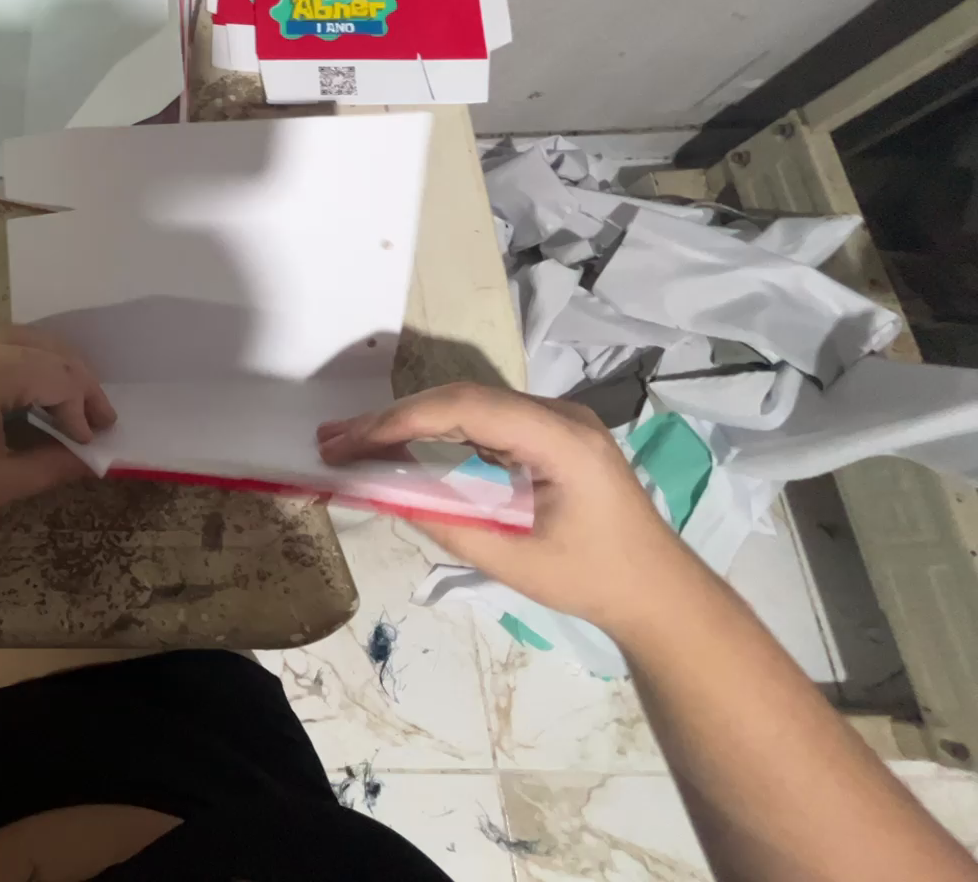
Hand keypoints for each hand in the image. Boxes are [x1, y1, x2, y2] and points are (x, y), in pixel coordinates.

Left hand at [0, 321, 114, 547]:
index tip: (92, 442)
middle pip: (47, 347)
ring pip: (18, 339)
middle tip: (93, 419)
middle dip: (77, 382)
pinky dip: (14, 362)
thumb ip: (52, 465)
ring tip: (60, 407)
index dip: (85, 408)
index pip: (61, 376)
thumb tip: (89, 459)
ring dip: (47, 369)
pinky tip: (15, 395)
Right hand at [315, 383, 710, 634]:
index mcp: (562, 441)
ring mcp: (549, 420)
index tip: (349, 442)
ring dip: (403, 420)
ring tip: (349, 440)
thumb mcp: (511, 559)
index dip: (400, 420)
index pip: (466, 409)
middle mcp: (556, 416)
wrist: (659, 592)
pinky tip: (393, 442)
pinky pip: (473, 419)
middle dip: (389, 418)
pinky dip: (427, 429)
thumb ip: (441, 520)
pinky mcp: (538, 433)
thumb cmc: (591, 580)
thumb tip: (374, 490)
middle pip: (458, 398)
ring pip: (460, 404)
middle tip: (332, 441)